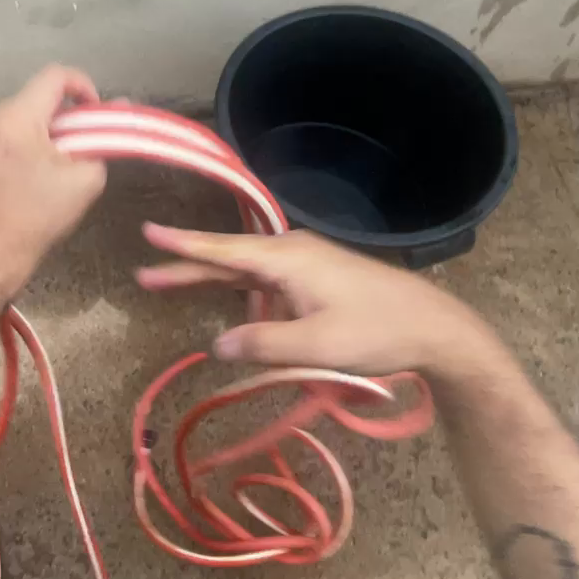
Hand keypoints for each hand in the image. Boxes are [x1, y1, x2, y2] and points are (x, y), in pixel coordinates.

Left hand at [0, 65, 107, 288]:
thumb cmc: (39, 217)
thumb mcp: (85, 178)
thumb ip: (102, 137)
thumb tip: (117, 106)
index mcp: (15, 120)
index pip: (54, 76)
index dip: (81, 85)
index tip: (91, 109)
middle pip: (33, 98)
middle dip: (57, 117)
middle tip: (72, 145)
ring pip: (14, 115)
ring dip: (34, 129)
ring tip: (46, 162)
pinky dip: (13, 142)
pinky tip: (21, 171)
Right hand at [136, 224, 509, 380]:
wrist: (434, 326)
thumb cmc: (377, 331)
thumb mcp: (317, 345)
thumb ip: (263, 344)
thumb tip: (217, 345)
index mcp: (286, 258)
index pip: (223, 250)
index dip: (183, 245)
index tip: (148, 232)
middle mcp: (290, 251)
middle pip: (227, 259)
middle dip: (185, 266)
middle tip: (143, 275)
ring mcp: (304, 262)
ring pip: (244, 269)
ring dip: (210, 278)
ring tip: (170, 283)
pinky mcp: (314, 276)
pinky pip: (265, 280)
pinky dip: (241, 290)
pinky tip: (231, 305)